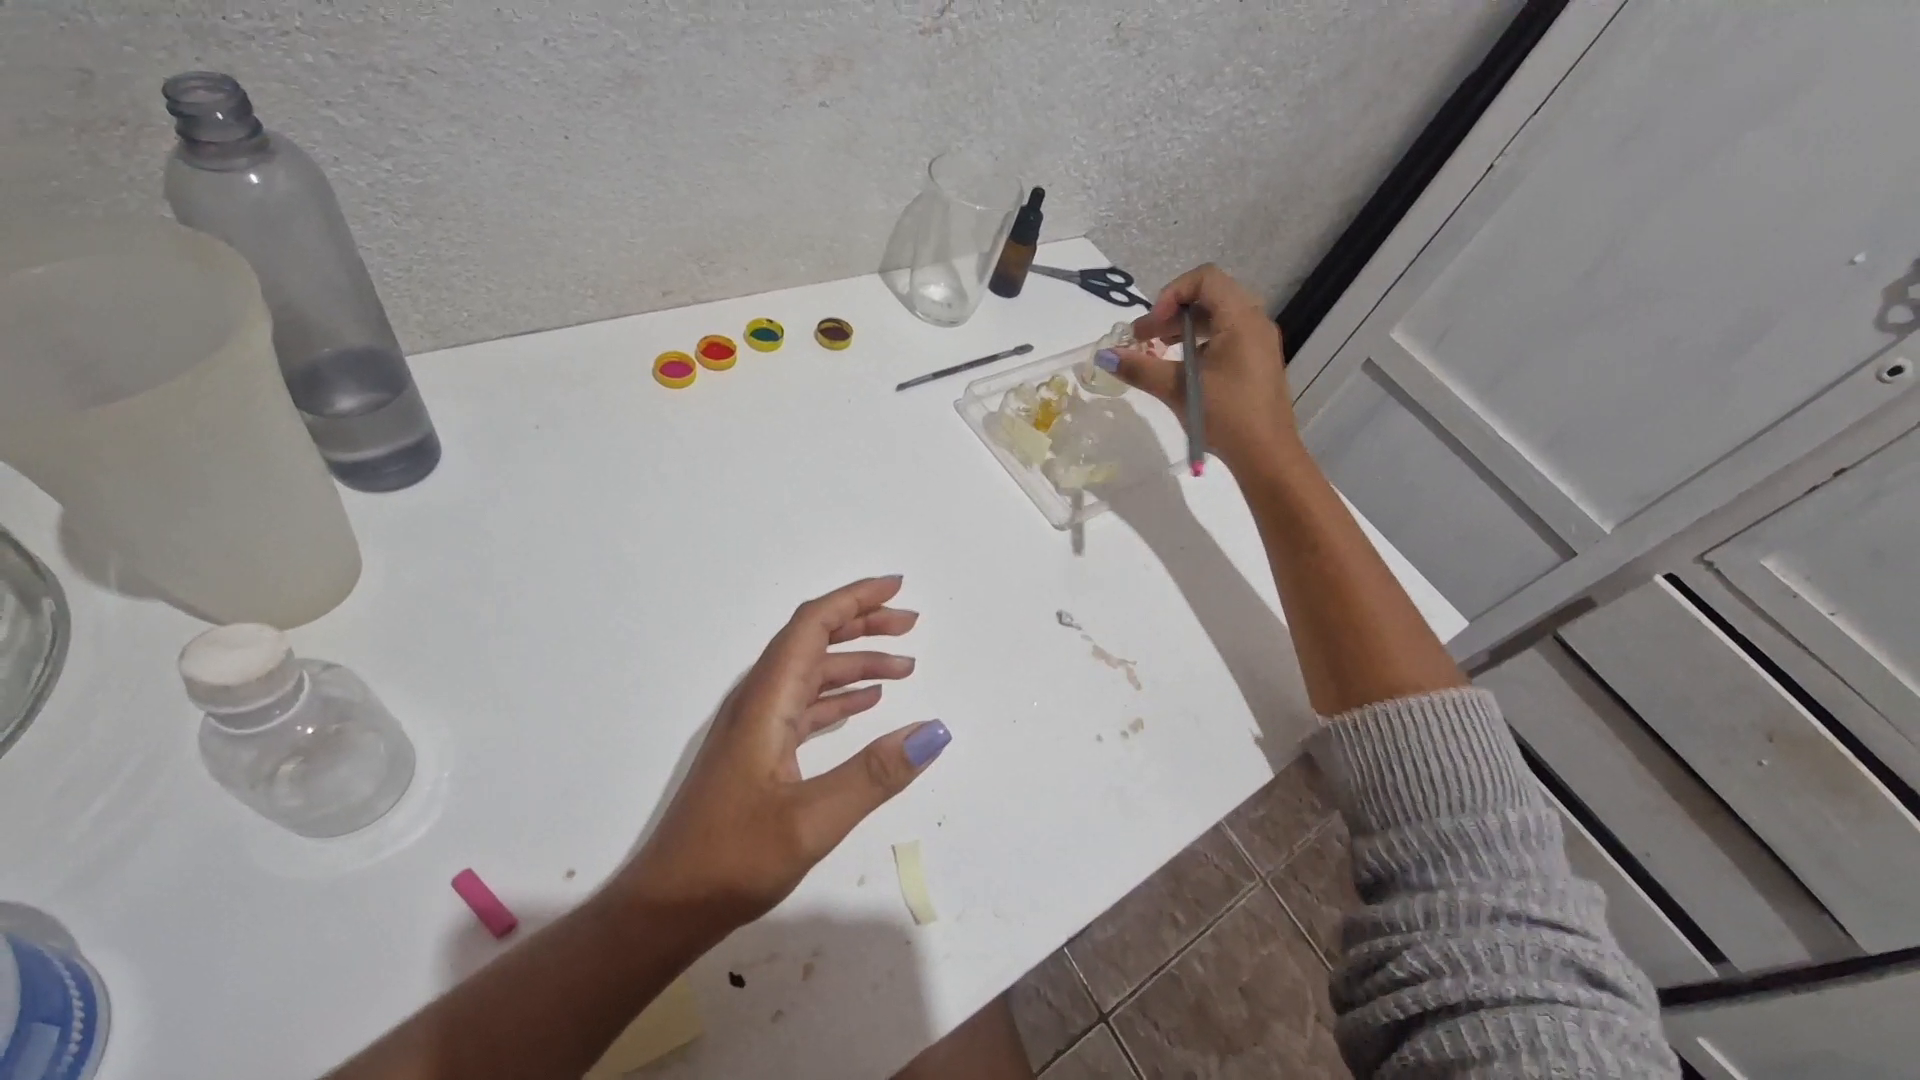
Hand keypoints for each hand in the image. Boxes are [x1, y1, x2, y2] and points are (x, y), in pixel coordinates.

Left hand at [614, 576, 947, 939]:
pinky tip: (866, 706)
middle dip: (861, 625)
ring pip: (809, 676)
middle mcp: (756, 705)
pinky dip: (838, 698)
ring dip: (855, 664)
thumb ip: (875, 774)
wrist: (667, 906)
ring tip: (904, 667)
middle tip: (910, 624)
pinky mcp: (756, 756)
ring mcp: (754, 731)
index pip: (810, 627)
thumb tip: (935, 730)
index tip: (897, 588)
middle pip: (811, 643)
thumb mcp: (813, 821)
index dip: (853, 600)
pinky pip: (803, 707)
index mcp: (764, 704)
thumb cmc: (733, 860)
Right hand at [1097, 264, 1298, 467]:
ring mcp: (1259, 341)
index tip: (1152, 326)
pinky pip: (1226, 334)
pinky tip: (1182, 366)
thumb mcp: (1177, 389)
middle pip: (1210, 295)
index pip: (1205, 278)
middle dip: (1172, 312)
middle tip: (1144, 339)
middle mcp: (1254, 321)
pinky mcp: (1257, 361)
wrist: (1266, 455)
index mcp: (1240, 319)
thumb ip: (1139, 368)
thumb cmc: (1224, 416)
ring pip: (1217, 316)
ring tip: (1158, 351)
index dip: (1172, 294)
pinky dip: (1200, 340)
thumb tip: (1104, 356)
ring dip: (1183, 327)